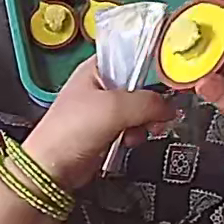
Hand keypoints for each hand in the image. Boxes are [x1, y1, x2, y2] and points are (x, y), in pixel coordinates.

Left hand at [22, 58, 175, 188]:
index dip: (155, 65)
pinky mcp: (106, 129)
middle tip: (157, 114)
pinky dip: (136, 133)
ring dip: (145, 121)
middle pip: (141, 84)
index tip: (172, 78)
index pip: (134, 55)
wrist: (52, 168)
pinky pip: (132, 125)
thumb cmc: (73, 130)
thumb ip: (148, 102)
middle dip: (152, 101)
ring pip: (139, 108)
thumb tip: (170, 107)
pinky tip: (129, 140)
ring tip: (139, 130)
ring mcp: (103, 108)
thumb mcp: (114, 107)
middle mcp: (101, 84)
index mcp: (97, 67)